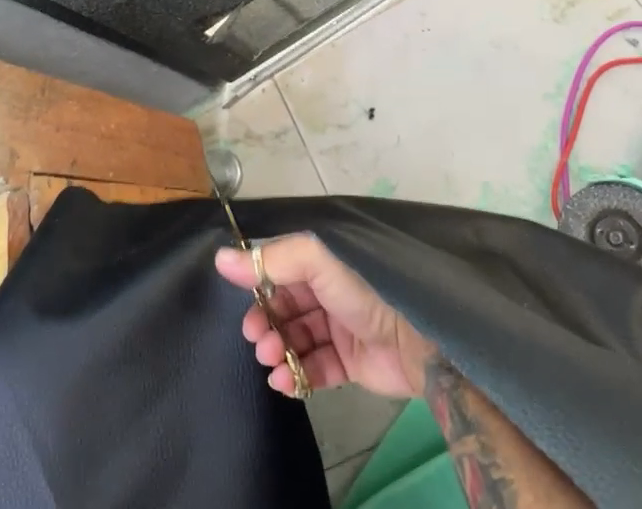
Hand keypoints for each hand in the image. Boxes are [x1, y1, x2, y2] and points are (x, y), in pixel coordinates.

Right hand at [214, 233, 436, 397]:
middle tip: (258, 339)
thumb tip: (220, 259)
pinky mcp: (349, 363)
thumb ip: (273, 260)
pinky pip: (313, 369)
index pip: (280, 273)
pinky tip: (284, 382)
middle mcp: (329, 293)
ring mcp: (339, 329)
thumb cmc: (368, 293)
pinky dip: (295, 376)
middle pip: (284, 309)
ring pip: (295, 340)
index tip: (245, 307)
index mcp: (324, 264)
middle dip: (266, 324)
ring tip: (273, 361)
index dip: (259, 290)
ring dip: (277, 351)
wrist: (421, 342)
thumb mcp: (320, 263)